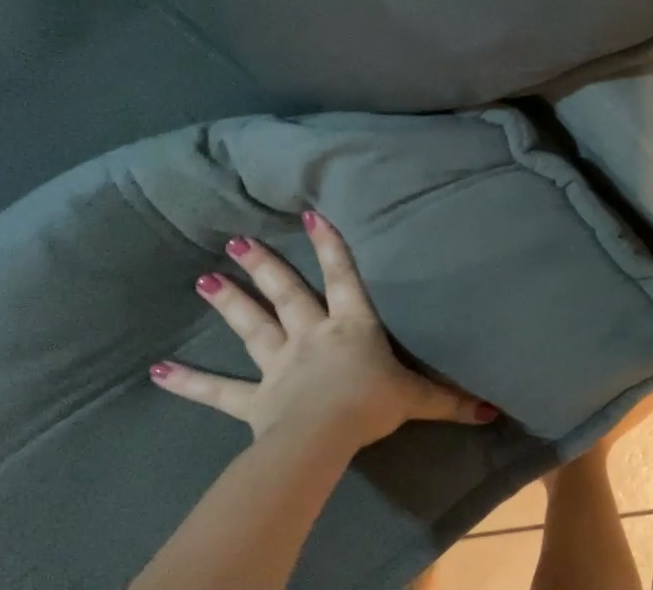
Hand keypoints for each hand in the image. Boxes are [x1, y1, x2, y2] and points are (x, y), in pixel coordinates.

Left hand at [150, 211, 497, 449]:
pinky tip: (156, 370)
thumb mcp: (422, 399)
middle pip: (287, 294)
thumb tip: (496, 409)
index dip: (330, 246)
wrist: (322, 438)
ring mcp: (279, 365)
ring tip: (205, 279)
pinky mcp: (253, 398)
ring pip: (253, 327)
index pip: (344, 278)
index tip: (311, 214)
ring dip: (230, 303)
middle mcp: (313, 335)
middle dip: (264, 266)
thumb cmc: (374, 405)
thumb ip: (455, 401)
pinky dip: (186, 381)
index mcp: (354, 326)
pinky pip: (217, 390)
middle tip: (236, 240)